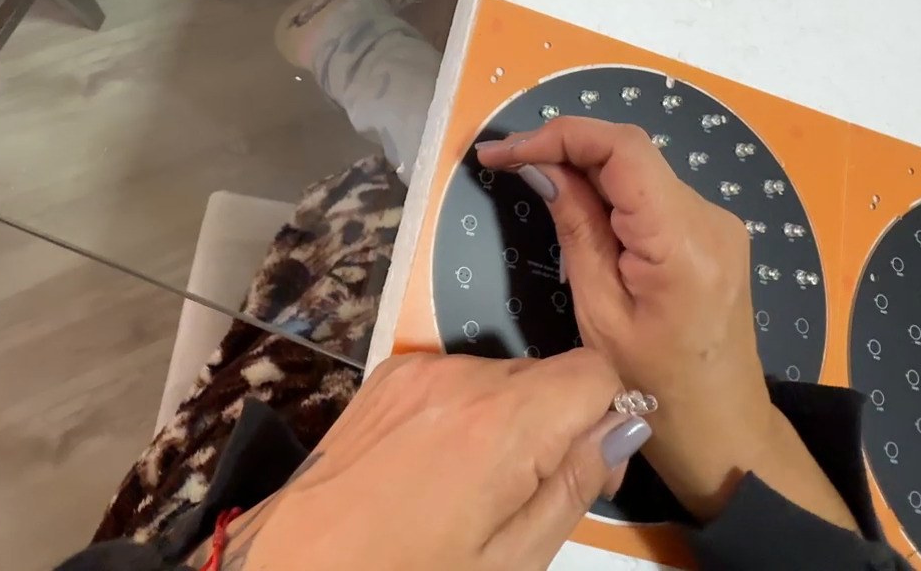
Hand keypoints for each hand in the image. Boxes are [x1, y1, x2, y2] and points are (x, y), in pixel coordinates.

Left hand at [201, 349, 650, 569]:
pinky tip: (435, 461)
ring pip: (503, 374)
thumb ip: (574, 484)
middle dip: (557, 421)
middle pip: (548, 372)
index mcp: (499, 420)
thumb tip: (624, 426)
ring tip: (471, 483)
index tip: (589, 465)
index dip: (607, 414)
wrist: (297, 562)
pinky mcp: (391, 370)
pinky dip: (465, 408)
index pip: (594, 369)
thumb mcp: (510, 561)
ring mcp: (420, 367)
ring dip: (508, 416)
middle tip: (525, 491)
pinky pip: (456, 375)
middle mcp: (462, 374)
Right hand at [477, 118, 855, 528]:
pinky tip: (573, 202)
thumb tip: (542, 167)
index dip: (559, 135)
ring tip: (530, 178)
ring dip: (581, 165)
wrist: (723, 430)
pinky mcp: (710, 229)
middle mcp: (709, 217)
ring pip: (637, 166)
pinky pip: (649, 190)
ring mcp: (715, 220)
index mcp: (682, 243)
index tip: (505, 150)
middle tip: (506, 162)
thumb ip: (575, 228)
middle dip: (563, 146)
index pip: (622, 150)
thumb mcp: (599, 312)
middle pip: (629, 152)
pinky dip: (606, 186)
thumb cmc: (653, 389)